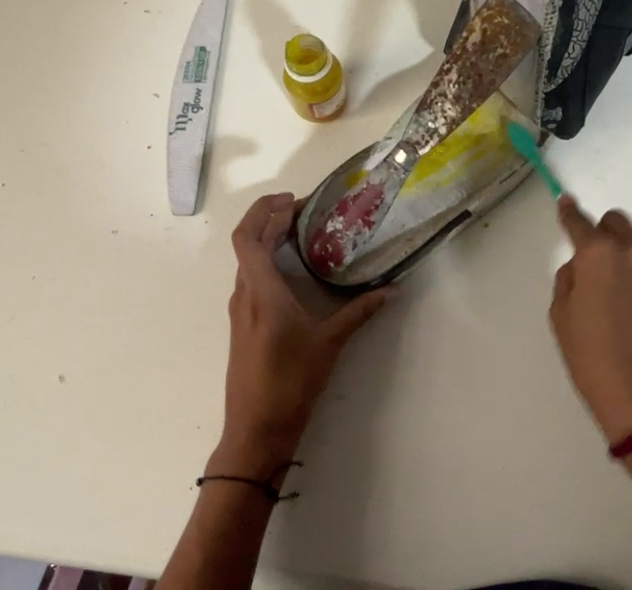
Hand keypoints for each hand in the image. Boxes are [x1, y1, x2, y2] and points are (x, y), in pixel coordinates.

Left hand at [213, 193, 392, 474]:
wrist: (256, 430)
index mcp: (261, 292)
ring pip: (247, 261)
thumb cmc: (291, 383)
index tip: (293, 200)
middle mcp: (244, 294)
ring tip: (301, 232)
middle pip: (247, 243)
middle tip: (304, 209)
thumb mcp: (331, 343)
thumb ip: (360, 311)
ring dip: (267, 239)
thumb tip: (391, 289)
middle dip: (270, 218)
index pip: (248, 237)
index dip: (264, 210)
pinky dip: (267, 261)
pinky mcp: (243, 325)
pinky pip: (251, 278)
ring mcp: (240, 311)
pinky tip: (293, 269)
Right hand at [549, 196, 631, 442]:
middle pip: (617, 223)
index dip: (569, 212)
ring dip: (629, 266)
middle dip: (604, 234)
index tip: (565, 202)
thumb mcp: (562, 319)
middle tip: (596, 266)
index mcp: (598, 256)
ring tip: (624, 309)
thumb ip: (569, 280)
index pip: (579, 223)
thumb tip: (581, 267)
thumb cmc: (594, 360)